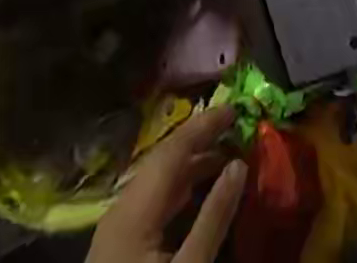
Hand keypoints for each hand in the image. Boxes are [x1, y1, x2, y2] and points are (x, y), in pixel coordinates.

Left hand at [88, 104, 246, 262]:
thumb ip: (214, 216)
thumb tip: (238, 164)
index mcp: (133, 209)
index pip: (172, 151)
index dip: (203, 126)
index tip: (234, 108)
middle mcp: (122, 209)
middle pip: (162, 162)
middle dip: (199, 141)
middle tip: (235, 127)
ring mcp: (118, 229)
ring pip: (157, 182)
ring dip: (191, 164)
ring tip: (227, 155)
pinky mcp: (121, 247)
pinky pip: (153, 202)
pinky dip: (181, 188)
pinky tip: (201, 190)